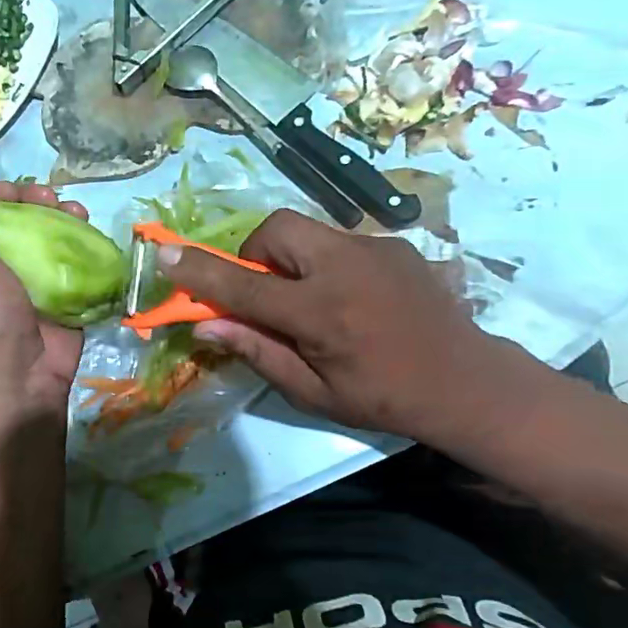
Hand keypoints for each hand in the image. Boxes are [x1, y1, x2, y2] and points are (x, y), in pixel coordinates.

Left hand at [0, 149, 85, 422]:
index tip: (22, 190)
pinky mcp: (57, 301)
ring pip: (46, 240)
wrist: (22, 388)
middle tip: (57, 202)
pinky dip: (83, 251)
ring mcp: (26, 285)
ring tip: (81, 215)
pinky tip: (95, 241)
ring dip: (64, 222)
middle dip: (38, 204)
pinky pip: (70, 266)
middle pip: (15, 219)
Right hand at [160, 209, 540, 444]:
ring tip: (315, 301)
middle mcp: (344, 267)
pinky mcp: (395, 245)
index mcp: (320, 313)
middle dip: (258, 255)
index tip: (164, 254)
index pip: (243, 285)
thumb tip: (208, 326)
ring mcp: (374, 249)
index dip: (199, 271)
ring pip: (310, 231)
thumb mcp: (314, 392)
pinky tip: (353, 299)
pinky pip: (341, 241)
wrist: (463, 381)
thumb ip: (259, 352)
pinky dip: (327, 262)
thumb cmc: (383, 398)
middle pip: (277, 228)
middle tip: (268, 294)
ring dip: (293, 259)